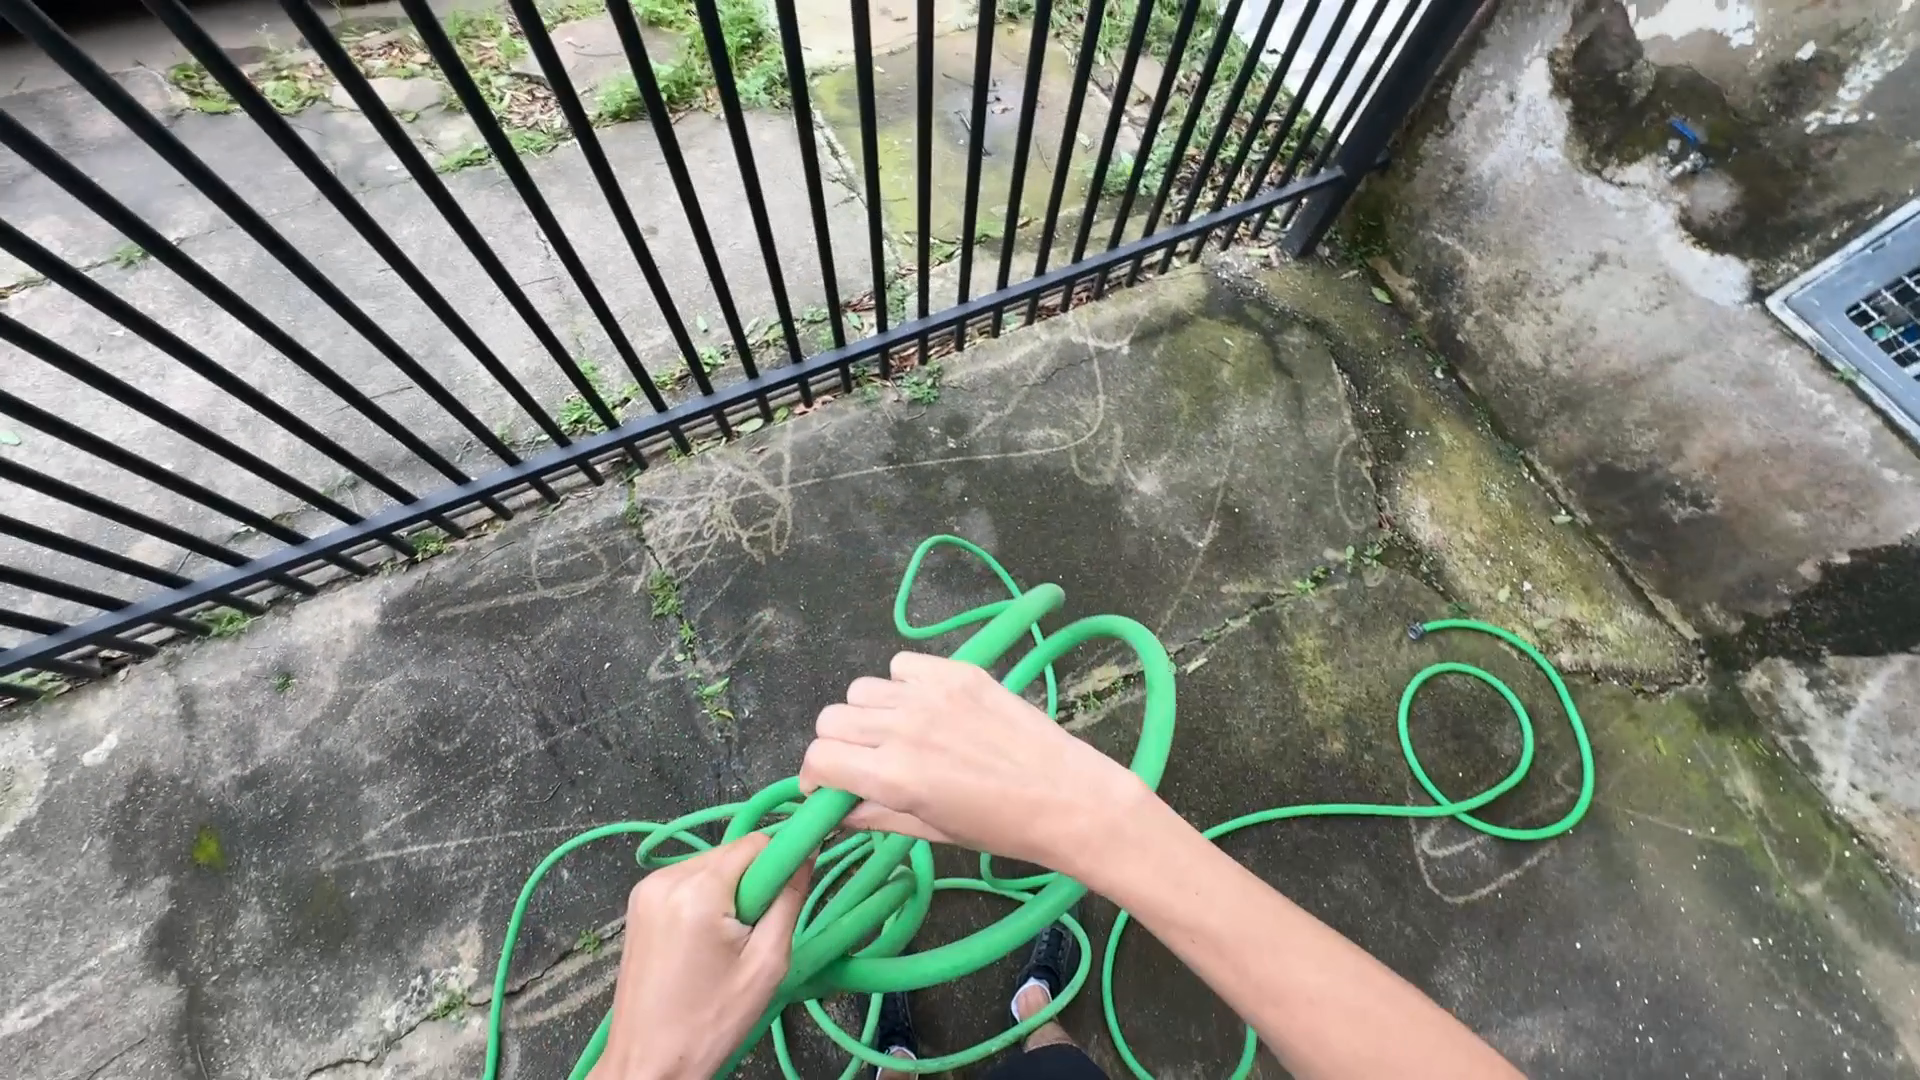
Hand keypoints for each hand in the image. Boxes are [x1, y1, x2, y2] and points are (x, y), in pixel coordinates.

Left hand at [591, 833, 808, 1079]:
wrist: (646, 1066)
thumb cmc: (711, 1023)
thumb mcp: (767, 963)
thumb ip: (790, 898)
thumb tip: (808, 852)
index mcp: (697, 891)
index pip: (757, 843)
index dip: (780, 863)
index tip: (785, 898)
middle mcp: (666, 877)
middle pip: (734, 851)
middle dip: (754, 881)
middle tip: (754, 930)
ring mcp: (647, 887)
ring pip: (714, 863)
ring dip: (731, 889)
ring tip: (727, 940)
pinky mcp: (639, 900)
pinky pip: (691, 878)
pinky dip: (707, 896)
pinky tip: (705, 937)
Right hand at [800, 652, 1149, 875]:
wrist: (1068, 796)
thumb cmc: (1001, 828)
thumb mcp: (931, 831)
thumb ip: (875, 816)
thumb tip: (837, 809)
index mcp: (894, 776)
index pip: (818, 758)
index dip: (816, 776)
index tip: (830, 785)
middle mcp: (902, 728)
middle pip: (830, 719)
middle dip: (837, 744)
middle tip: (864, 760)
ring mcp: (930, 694)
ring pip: (861, 689)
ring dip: (868, 713)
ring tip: (898, 731)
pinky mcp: (957, 671)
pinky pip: (902, 664)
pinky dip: (902, 683)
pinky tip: (927, 705)